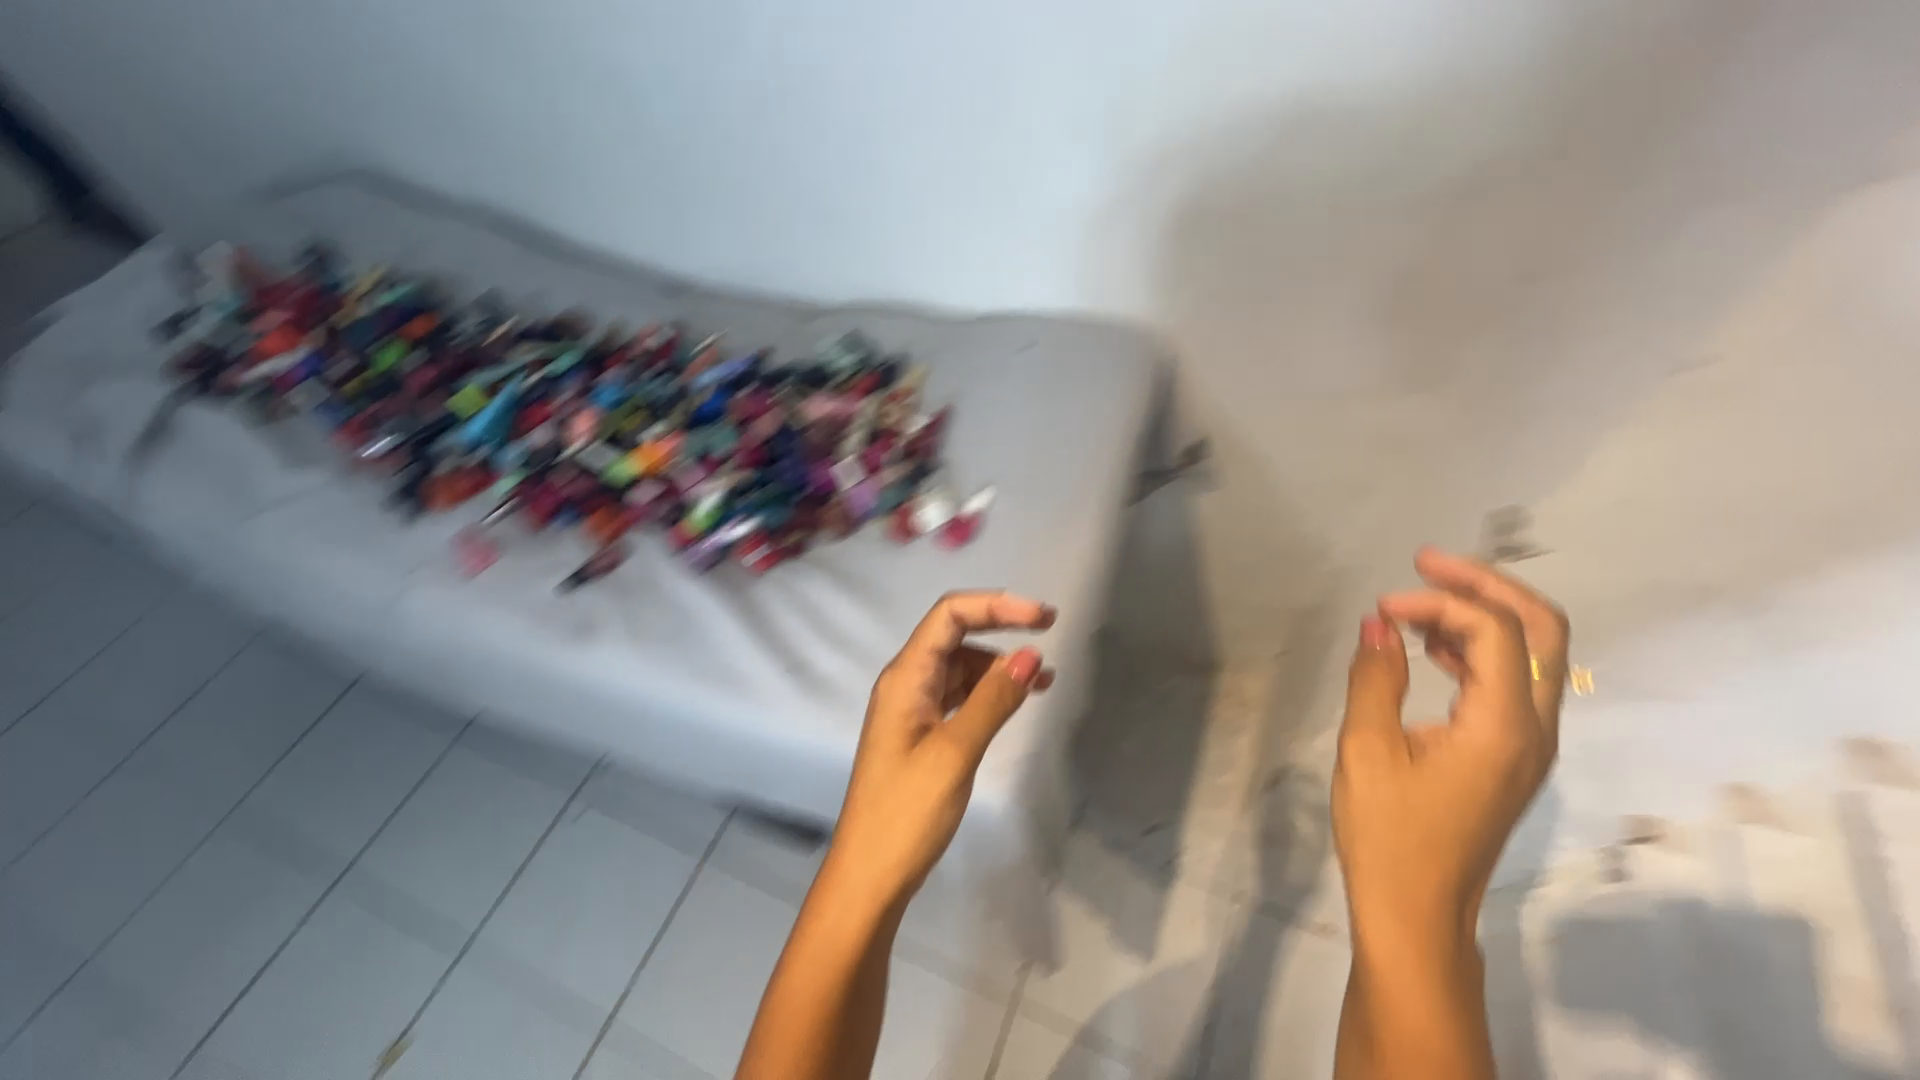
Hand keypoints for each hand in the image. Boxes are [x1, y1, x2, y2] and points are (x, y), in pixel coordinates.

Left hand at [826, 591, 1055, 908]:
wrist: (869, 875)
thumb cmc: (906, 812)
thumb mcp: (956, 752)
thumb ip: (994, 700)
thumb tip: (1031, 655)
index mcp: (905, 677)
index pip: (949, 615)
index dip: (996, 605)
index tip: (1042, 618)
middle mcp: (906, 684)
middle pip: (955, 636)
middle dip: (1001, 628)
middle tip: (1049, 631)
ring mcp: (912, 710)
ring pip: (960, 668)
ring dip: (1000, 666)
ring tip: (1045, 680)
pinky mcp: (921, 735)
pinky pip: (959, 698)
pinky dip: (989, 694)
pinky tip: (1017, 702)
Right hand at [1333, 548, 1568, 947]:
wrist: (1418, 911)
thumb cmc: (1388, 834)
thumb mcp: (1366, 750)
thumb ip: (1374, 678)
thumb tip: (1376, 622)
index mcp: (1504, 726)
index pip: (1493, 632)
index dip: (1437, 604)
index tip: (1380, 609)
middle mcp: (1536, 727)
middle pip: (1541, 629)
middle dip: (1486, 585)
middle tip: (1426, 562)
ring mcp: (1532, 743)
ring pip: (1534, 652)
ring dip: (1485, 613)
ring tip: (1423, 598)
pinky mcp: (1514, 755)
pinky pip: (1515, 681)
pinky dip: (1479, 649)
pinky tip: (1432, 649)